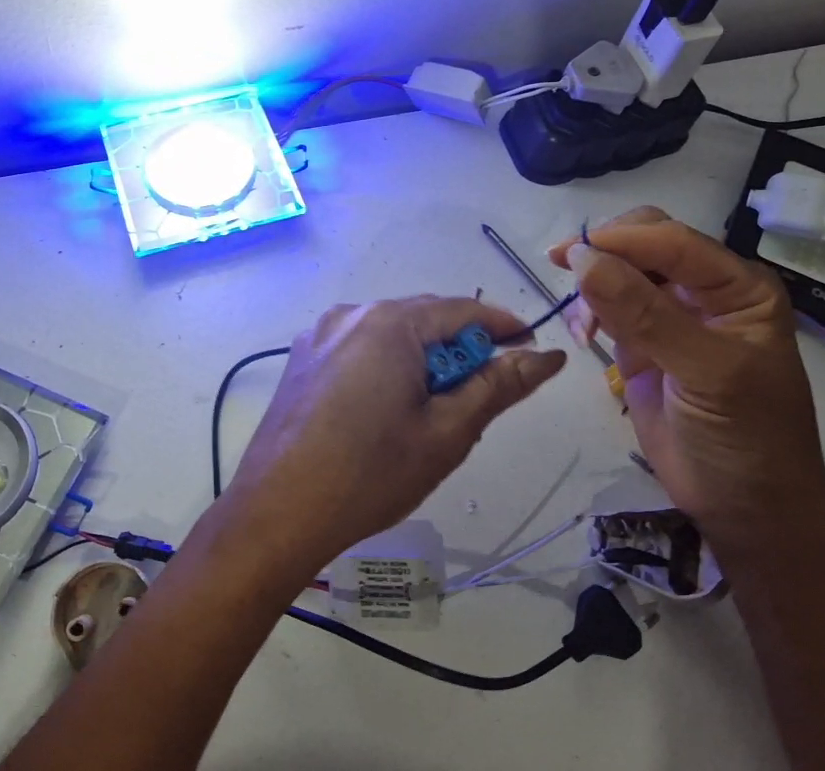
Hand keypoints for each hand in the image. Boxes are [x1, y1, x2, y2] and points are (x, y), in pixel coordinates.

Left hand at [217, 296, 565, 581]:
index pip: (463, 310)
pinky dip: (387, 367)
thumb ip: (497, 386)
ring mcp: (319, 336)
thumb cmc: (370, 475)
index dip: (504, 327)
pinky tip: (390, 411)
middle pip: (423, 319)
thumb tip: (547, 357)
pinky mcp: (301, 361)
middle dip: (461, 348)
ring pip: (390, 335)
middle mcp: (350, 315)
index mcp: (388, 323)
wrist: (277, 513)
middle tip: (486, 393)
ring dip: (423, 360)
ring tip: (437, 410)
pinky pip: (359, 349)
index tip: (533, 350)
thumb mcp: (446, 432)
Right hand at [549, 207, 824, 534]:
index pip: (674, 242)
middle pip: (645, 245)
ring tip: (582, 327)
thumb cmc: (746, 439)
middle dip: (604, 253)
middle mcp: (706, 291)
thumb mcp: (706, 374)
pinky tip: (583, 334)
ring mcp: (671, 317)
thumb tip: (582, 259)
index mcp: (739, 288)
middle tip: (562, 270)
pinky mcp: (643, 344)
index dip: (623, 240)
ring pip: (619, 273)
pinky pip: (607, 308)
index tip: (570, 252)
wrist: (744, 508)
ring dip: (592, 286)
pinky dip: (588, 312)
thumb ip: (646, 315)